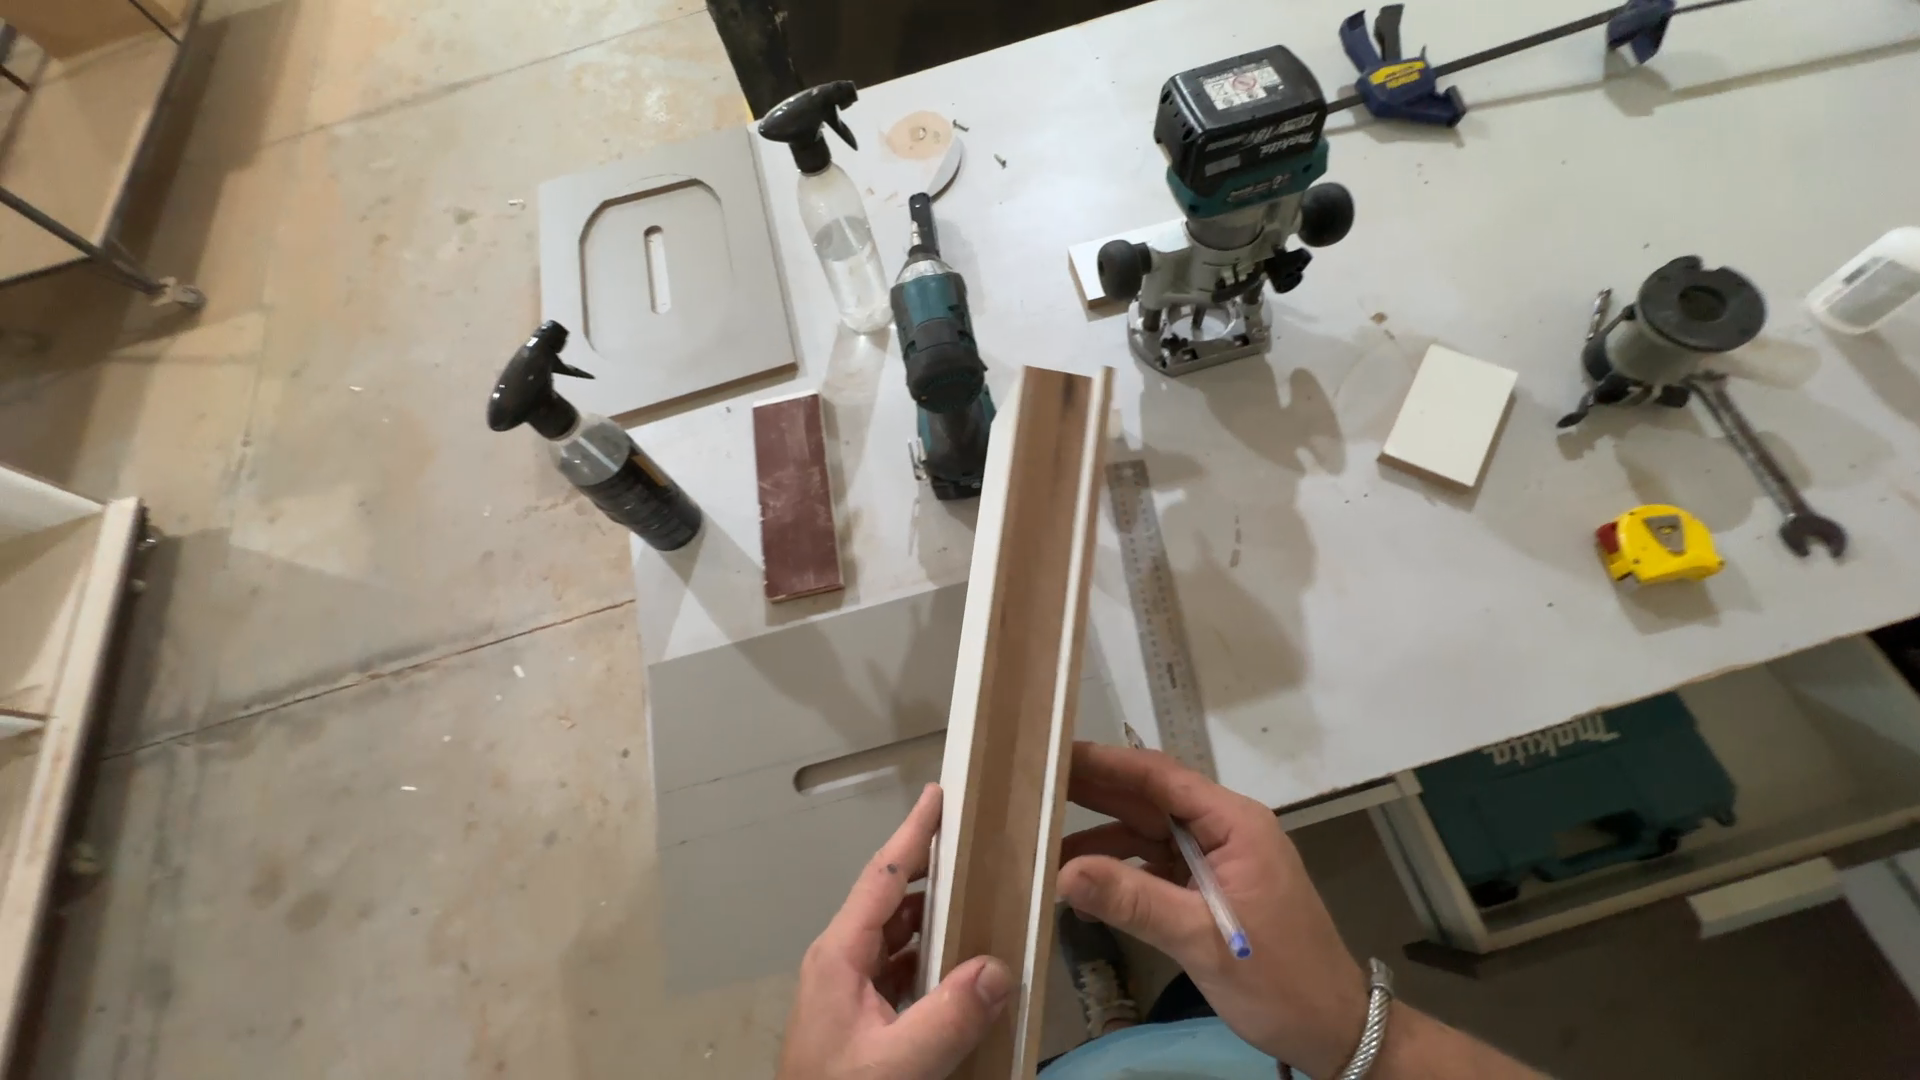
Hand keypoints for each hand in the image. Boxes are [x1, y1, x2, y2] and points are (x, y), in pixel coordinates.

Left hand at [777, 783, 1014, 1079]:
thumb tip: (1000, 966)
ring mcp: (849, 989)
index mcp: (840, 953)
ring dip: (938, 914)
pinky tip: (965, 965)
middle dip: (932, 866)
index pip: (883, 875)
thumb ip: (948, 1016)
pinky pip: (903, 969)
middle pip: (892, 898)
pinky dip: (935, 956)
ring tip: (980, 892)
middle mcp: (842, 959)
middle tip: (974, 838)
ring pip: (900, 935)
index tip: (940, 793)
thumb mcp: (896, 1066)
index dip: (913, 831)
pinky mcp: (861, 1016)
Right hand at [1056, 742, 1367, 1077]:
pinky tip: (1080, 885)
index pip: (1159, 776)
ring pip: (1145, 831)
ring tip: (1042, 837)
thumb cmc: (1281, 981)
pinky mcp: (1205, 885)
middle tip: (1035, 785)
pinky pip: (1152, 864)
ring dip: (1098, 836)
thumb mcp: (1203, 940)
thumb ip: (1133, 901)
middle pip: (1147, 798)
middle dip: (1092, 792)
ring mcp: (1213, 856)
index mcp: (1233, 822)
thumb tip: (1063, 871)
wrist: (1335, 1033)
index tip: (1056, 752)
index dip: (1105, 762)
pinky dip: (1117, 872)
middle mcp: (1221, 828)